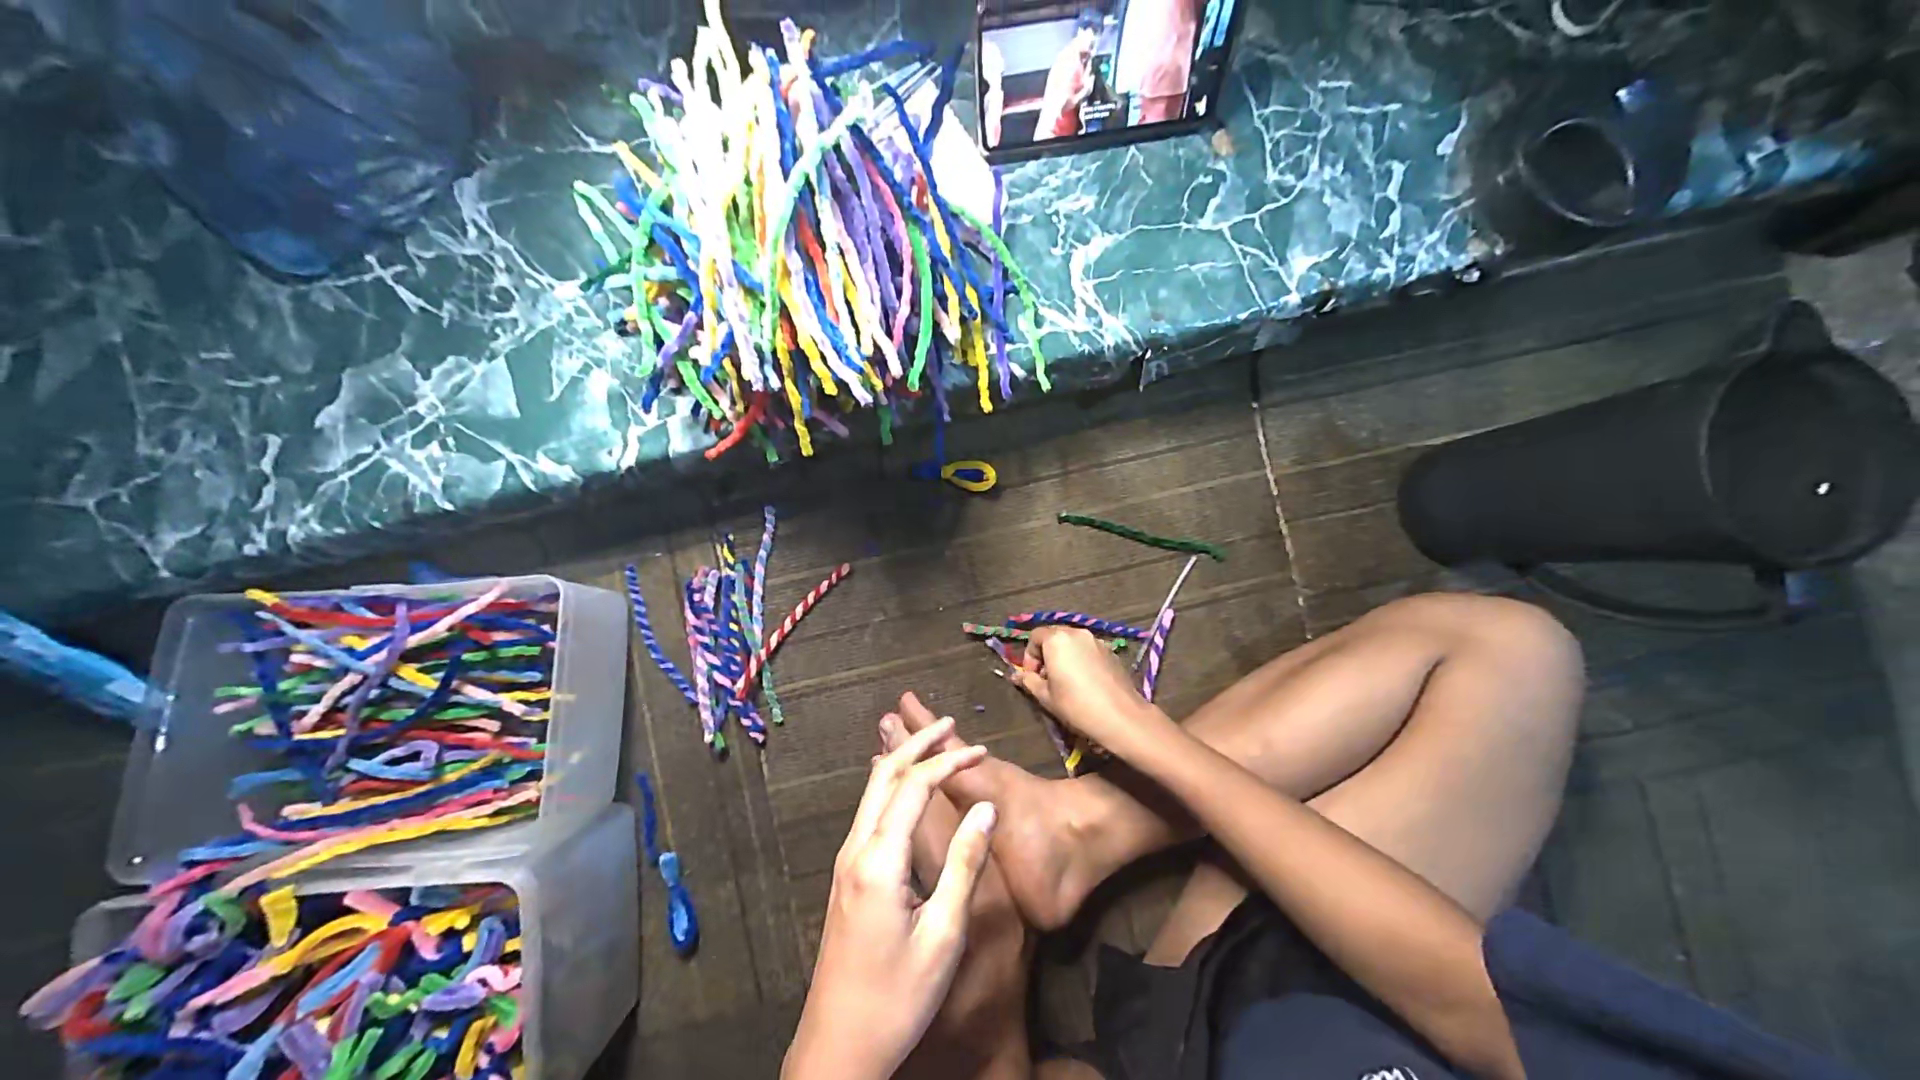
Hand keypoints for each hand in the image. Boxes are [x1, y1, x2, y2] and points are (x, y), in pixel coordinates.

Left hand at [783, 717, 997, 1079]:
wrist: (837, 1046)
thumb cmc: (898, 997)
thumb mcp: (943, 934)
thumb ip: (964, 865)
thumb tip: (986, 810)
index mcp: (878, 860)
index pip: (915, 786)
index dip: (948, 761)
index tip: (980, 749)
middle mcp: (855, 850)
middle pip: (884, 776)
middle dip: (916, 744)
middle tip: (948, 723)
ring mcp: (844, 862)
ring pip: (872, 792)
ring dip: (902, 761)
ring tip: (932, 743)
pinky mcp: (844, 876)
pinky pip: (868, 812)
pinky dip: (891, 786)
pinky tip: (905, 788)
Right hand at [1007, 626, 1156, 748]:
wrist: (1120, 716)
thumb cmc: (1076, 705)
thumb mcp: (1045, 696)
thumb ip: (1029, 681)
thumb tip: (1017, 676)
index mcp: (1057, 639)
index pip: (1035, 636)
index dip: (1029, 656)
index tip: (1032, 676)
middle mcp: (1077, 633)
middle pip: (1055, 635)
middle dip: (1046, 653)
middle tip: (1046, 677)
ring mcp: (1097, 641)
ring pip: (1073, 642)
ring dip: (1064, 656)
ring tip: (1065, 680)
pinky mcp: (1111, 652)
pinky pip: (1089, 650)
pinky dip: (1081, 659)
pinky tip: (1084, 681)